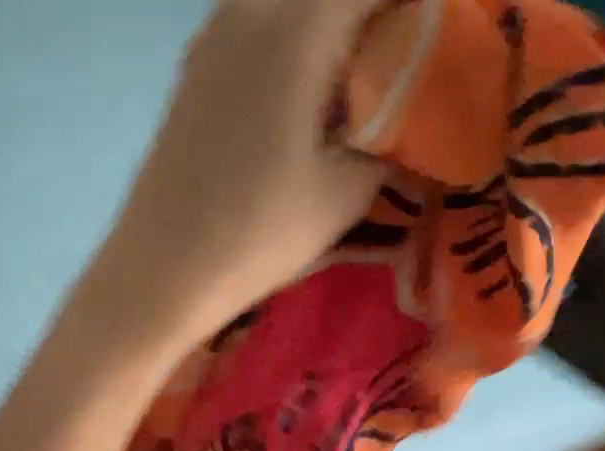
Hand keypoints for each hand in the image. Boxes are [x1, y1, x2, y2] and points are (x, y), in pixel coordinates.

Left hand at [94, 0, 388, 344]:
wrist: (161, 270)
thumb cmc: (257, 234)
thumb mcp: (345, 193)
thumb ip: (387, 135)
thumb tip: (403, 114)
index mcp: (296, 29)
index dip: (417, 7)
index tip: (443, 31)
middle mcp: (248, 9)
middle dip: (372, 11)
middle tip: (404, 53)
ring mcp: (212, 35)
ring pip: (288, 0)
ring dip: (331, 23)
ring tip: (362, 71)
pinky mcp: (195, 66)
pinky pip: (258, 21)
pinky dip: (294, 36)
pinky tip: (310, 86)